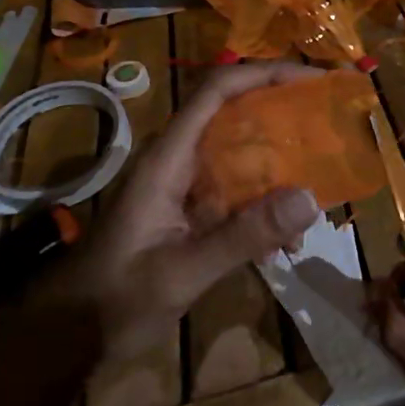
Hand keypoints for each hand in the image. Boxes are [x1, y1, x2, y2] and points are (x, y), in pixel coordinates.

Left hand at [66, 62, 326, 360]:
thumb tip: (310, 197)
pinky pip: (233, 196)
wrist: (74, 330)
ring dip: (279, 167)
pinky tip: (287, 242)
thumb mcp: (182, 271)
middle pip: (232, 117)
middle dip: (281, 114)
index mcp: (167, 158)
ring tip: (323, 182)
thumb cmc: (118, 297)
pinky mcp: (187, 215)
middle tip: (331, 121)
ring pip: (238, 158)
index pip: (216, 94)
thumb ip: (243, 236)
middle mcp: (176, 162)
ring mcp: (182, 188)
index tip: (312, 78)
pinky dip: (263, 209)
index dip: (263, 75)